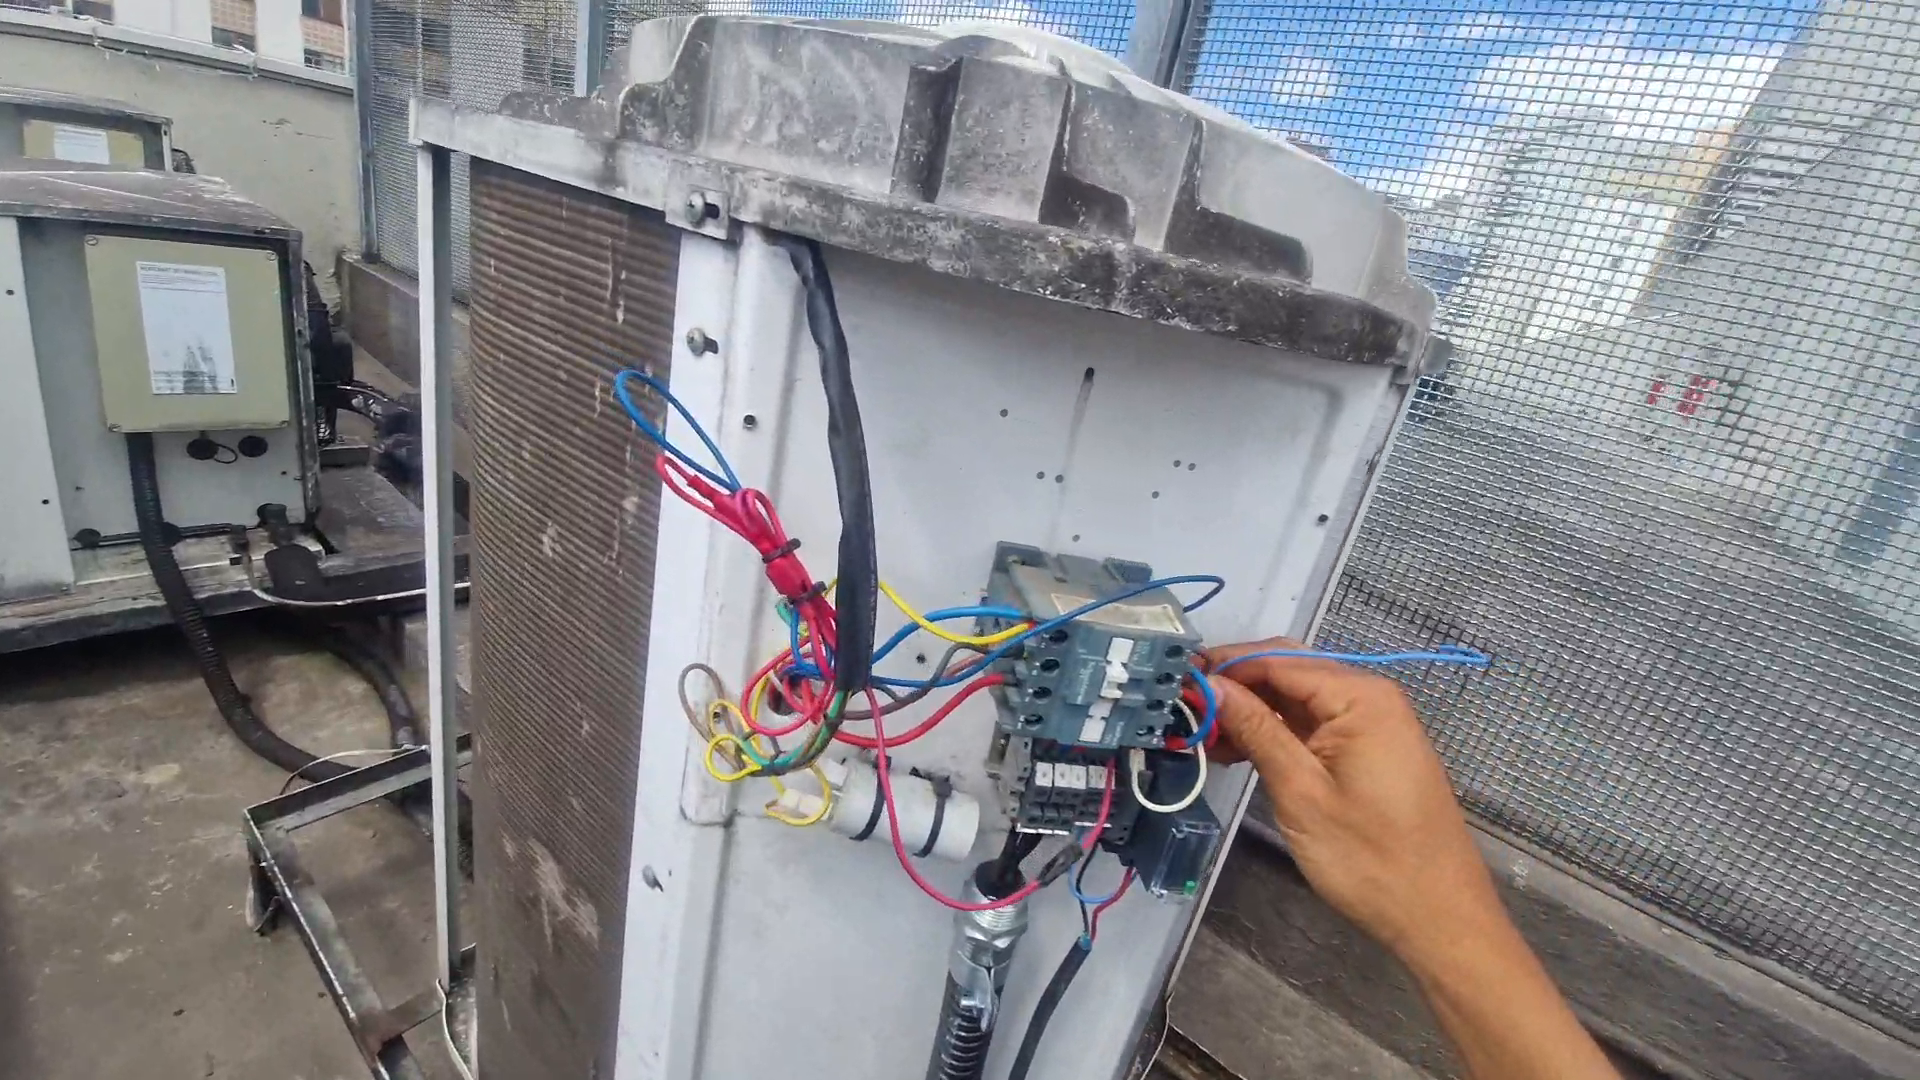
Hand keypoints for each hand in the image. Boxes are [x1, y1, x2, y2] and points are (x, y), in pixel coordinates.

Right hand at [1204, 638, 1503, 963]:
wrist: (1439, 921)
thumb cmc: (1370, 859)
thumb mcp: (1300, 791)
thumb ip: (1254, 729)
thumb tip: (1210, 685)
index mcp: (1359, 696)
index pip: (1276, 660)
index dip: (1224, 668)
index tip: (1177, 684)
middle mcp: (1366, 696)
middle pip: (1284, 669)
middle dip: (1233, 685)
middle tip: (1185, 706)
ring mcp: (1366, 722)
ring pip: (1291, 696)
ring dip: (1247, 710)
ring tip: (1202, 735)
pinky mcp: (1362, 747)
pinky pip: (1307, 721)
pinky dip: (1270, 730)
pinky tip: (1235, 750)